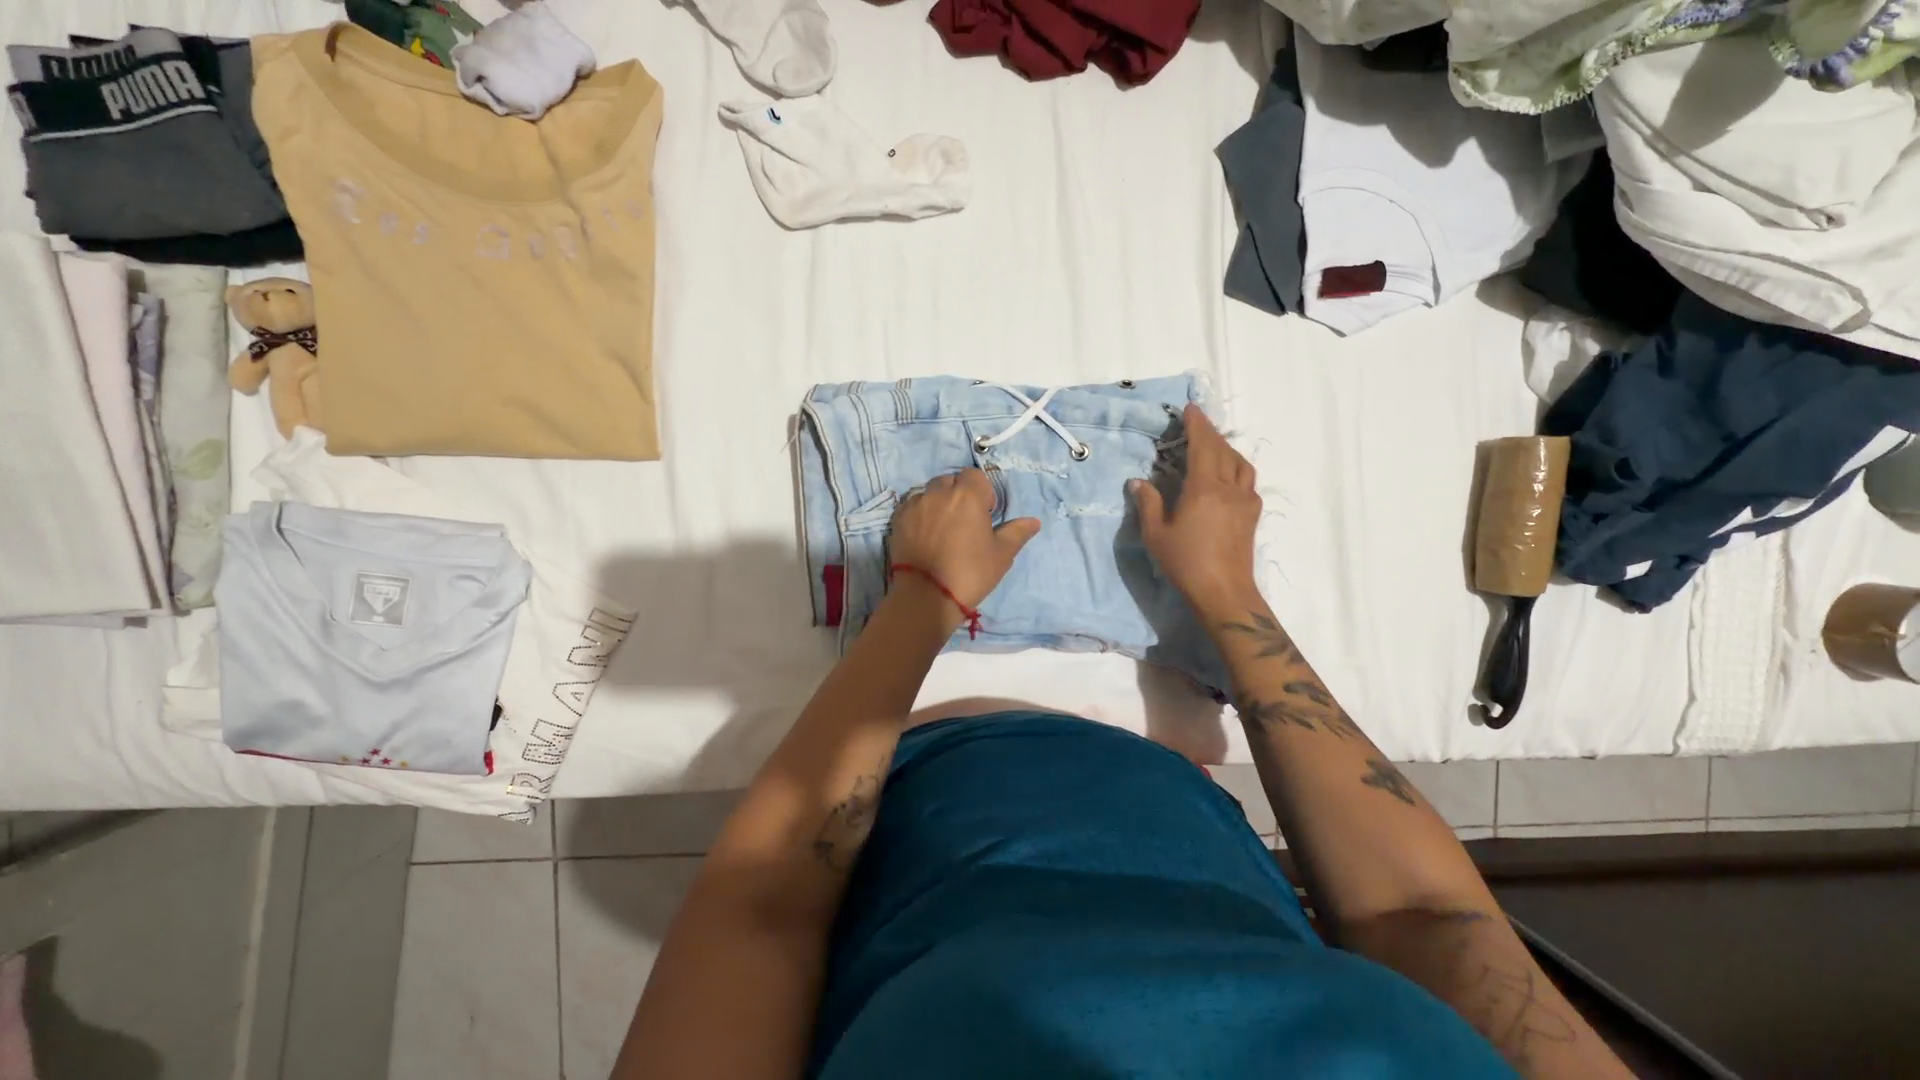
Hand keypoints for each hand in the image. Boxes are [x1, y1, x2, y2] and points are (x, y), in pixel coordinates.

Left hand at [888, 469, 1040, 611]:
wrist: (926, 595)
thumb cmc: (970, 573)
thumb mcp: (1001, 555)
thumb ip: (1017, 533)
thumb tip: (1034, 521)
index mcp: (967, 496)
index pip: (974, 476)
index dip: (981, 491)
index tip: (984, 513)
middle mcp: (938, 493)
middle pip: (949, 481)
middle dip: (958, 494)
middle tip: (964, 521)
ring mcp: (915, 505)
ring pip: (929, 493)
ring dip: (937, 503)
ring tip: (942, 528)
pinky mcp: (897, 519)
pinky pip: (911, 506)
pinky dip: (919, 514)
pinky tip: (924, 535)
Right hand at [1131, 404, 1261, 611]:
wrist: (1224, 592)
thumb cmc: (1186, 563)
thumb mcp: (1156, 534)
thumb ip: (1148, 504)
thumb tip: (1138, 482)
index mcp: (1204, 488)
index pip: (1203, 445)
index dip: (1197, 424)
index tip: (1190, 409)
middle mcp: (1229, 488)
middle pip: (1223, 450)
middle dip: (1210, 433)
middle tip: (1196, 423)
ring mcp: (1245, 501)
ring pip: (1240, 463)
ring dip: (1226, 449)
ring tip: (1212, 447)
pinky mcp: (1252, 515)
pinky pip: (1247, 480)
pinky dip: (1236, 468)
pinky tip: (1227, 477)